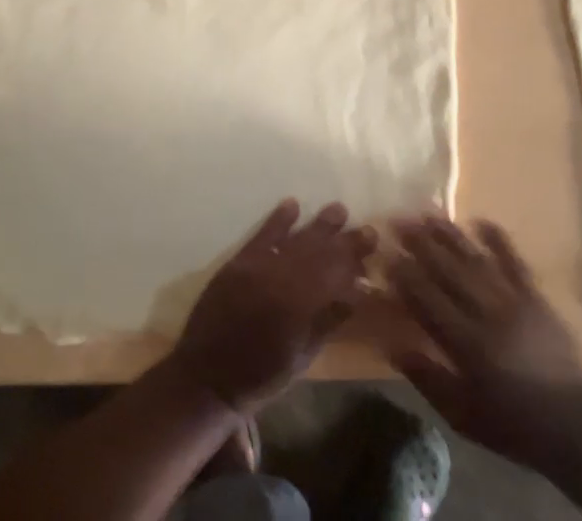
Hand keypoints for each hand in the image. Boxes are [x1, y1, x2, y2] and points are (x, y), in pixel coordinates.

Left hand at [169, 199, 376, 414]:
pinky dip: (277, 220)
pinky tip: (292, 204)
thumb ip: (329, 321)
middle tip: (366, 228)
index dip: (356, 259)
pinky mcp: (237, 264)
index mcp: (302, 306)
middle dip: (344, 240)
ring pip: (295, 241)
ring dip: (318, 226)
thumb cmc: (261, 375)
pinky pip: (261, 237)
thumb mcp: (303, 356)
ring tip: (337, 209)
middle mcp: (283, 281)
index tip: (374, 246)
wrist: (207, 377)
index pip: (338, 274)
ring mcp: (258, 269)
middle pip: (320, 254)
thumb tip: (358, 292)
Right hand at [386, 216, 581, 477]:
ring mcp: (515, 302)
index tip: (385, 254)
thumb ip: (426, 377)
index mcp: (465, 344)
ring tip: (429, 213)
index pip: (427, 300)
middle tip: (399, 220)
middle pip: (448, 272)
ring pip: (477, 261)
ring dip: (451, 236)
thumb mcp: (460, 413)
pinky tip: (481, 221)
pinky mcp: (536, 299)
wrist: (572, 423)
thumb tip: (392, 345)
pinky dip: (498, 240)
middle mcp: (487, 315)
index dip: (404, 276)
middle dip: (421, 244)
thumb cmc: (510, 423)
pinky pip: (515, 263)